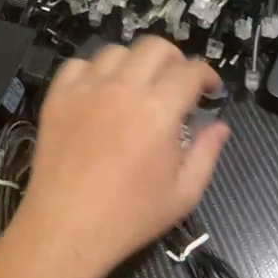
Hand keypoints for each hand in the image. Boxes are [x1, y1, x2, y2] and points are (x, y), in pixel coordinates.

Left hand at [6, 37, 229, 277]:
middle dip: (175, 60)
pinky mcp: (57, 98)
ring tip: (138, 87)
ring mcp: (86, 90)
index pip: (191, 70)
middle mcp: (123, 89)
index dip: (207, 75)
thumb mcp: (183, 194)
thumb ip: (206, 153)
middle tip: (178, 85)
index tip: (210, 91)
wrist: (66, 230)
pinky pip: (78, 65)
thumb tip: (220, 126)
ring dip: (135, 63)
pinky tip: (100, 92)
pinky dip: (95, 71)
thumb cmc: (129, 218)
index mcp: (159, 110)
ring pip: (116, 51)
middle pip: (155, 47)